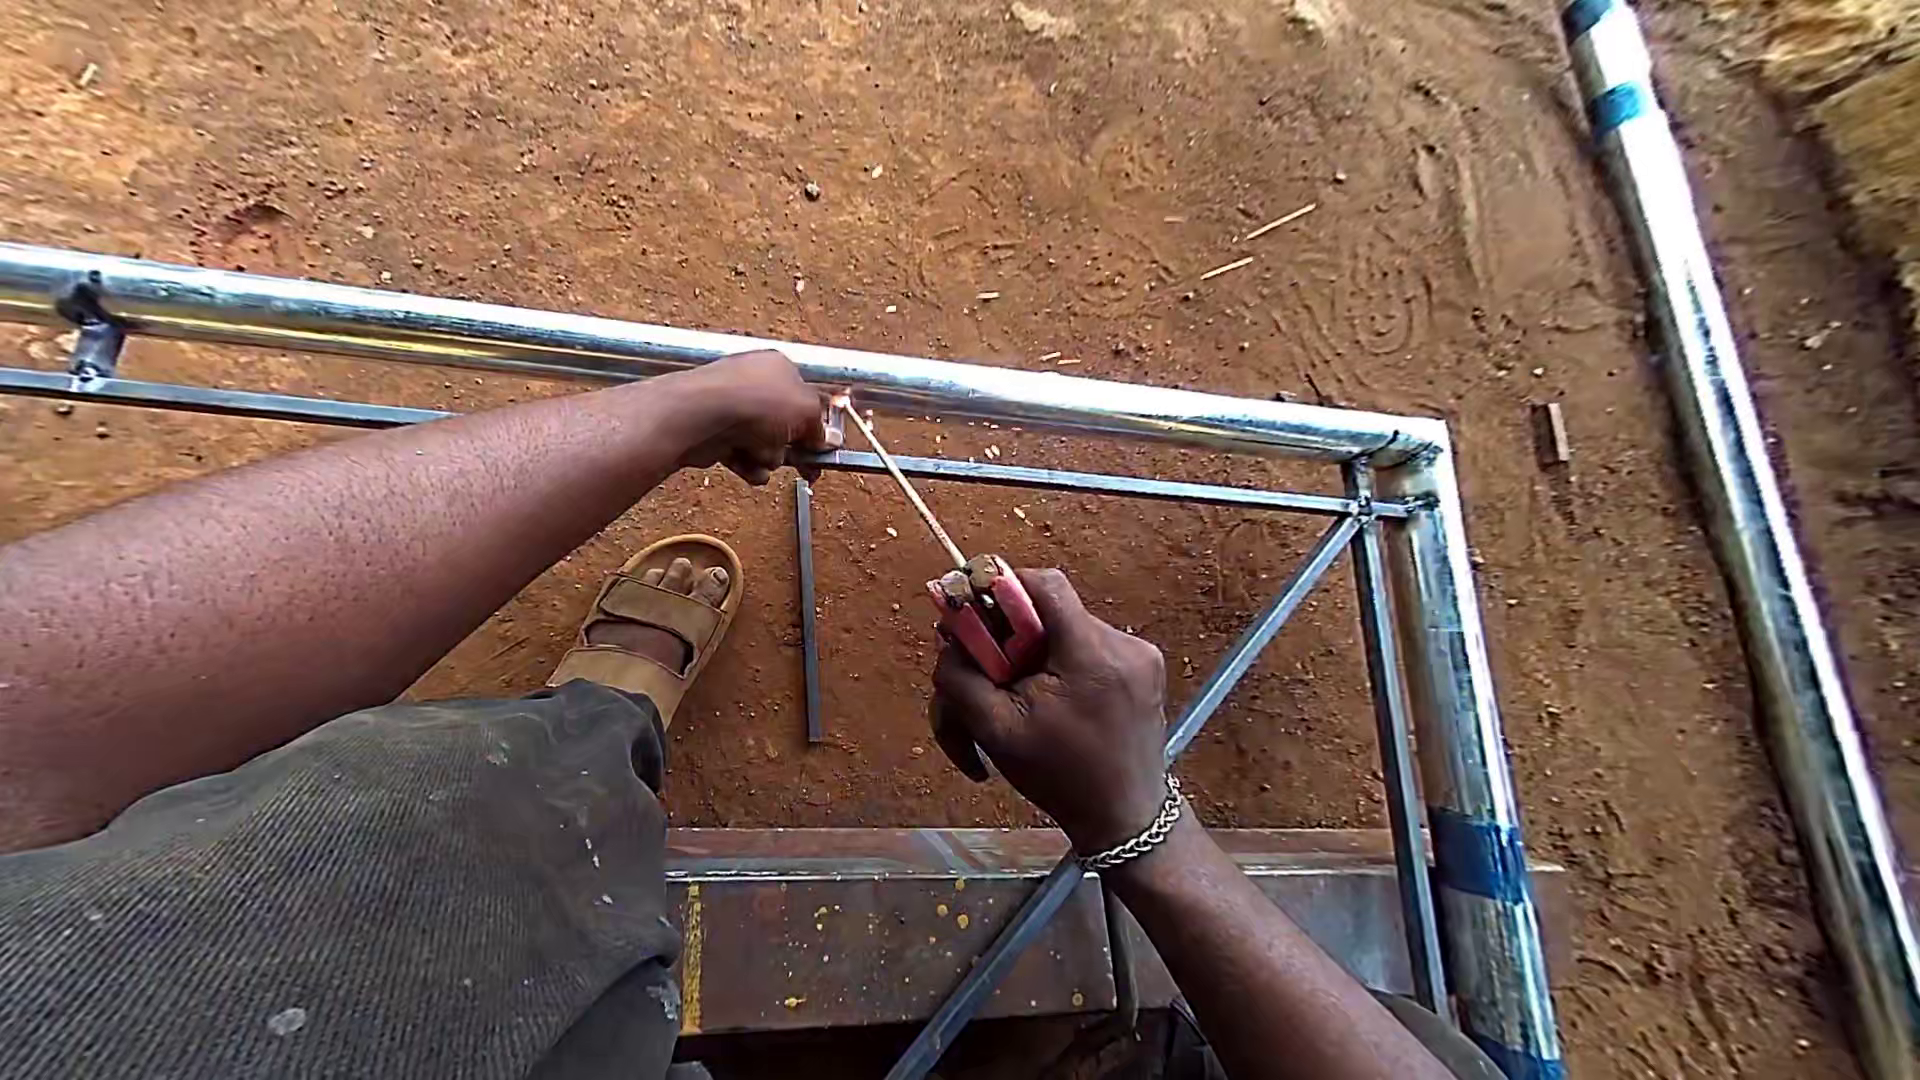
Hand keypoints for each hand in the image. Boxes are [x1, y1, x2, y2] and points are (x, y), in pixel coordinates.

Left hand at [669, 350, 837, 483]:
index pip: (807, 400)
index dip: (817, 427)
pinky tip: (745, 464)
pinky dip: (748, 465)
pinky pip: (744, 456)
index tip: (824, 449)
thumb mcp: (807, 411)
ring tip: (760, 455)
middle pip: (787, 427)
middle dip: (793, 448)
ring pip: (767, 446)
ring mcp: (734, 408)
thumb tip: (827, 441)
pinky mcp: (716, 432)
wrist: (699, 417)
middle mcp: (756, 383)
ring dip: (770, 458)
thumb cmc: (756, 403)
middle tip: (804, 466)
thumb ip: (821, 428)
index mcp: (780, 368)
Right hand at [931, 568, 1169, 852]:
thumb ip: (961, 677)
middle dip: (1014, 631)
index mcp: (1091, 655)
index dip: (1003, 587)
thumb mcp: (995, 732)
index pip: (1045, 584)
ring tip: (1026, 691)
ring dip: (1038, 649)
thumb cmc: (1058, 778)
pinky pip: (1090, 643)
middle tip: (993, 666)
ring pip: (1069, 626)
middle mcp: (1124, 644)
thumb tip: (949, 637)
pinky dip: (1063, 660)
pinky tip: (1056, 696)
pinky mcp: (1147, 666)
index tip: (977, 611)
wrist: (1126, 818)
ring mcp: (1141, 654)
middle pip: (1052, 609)